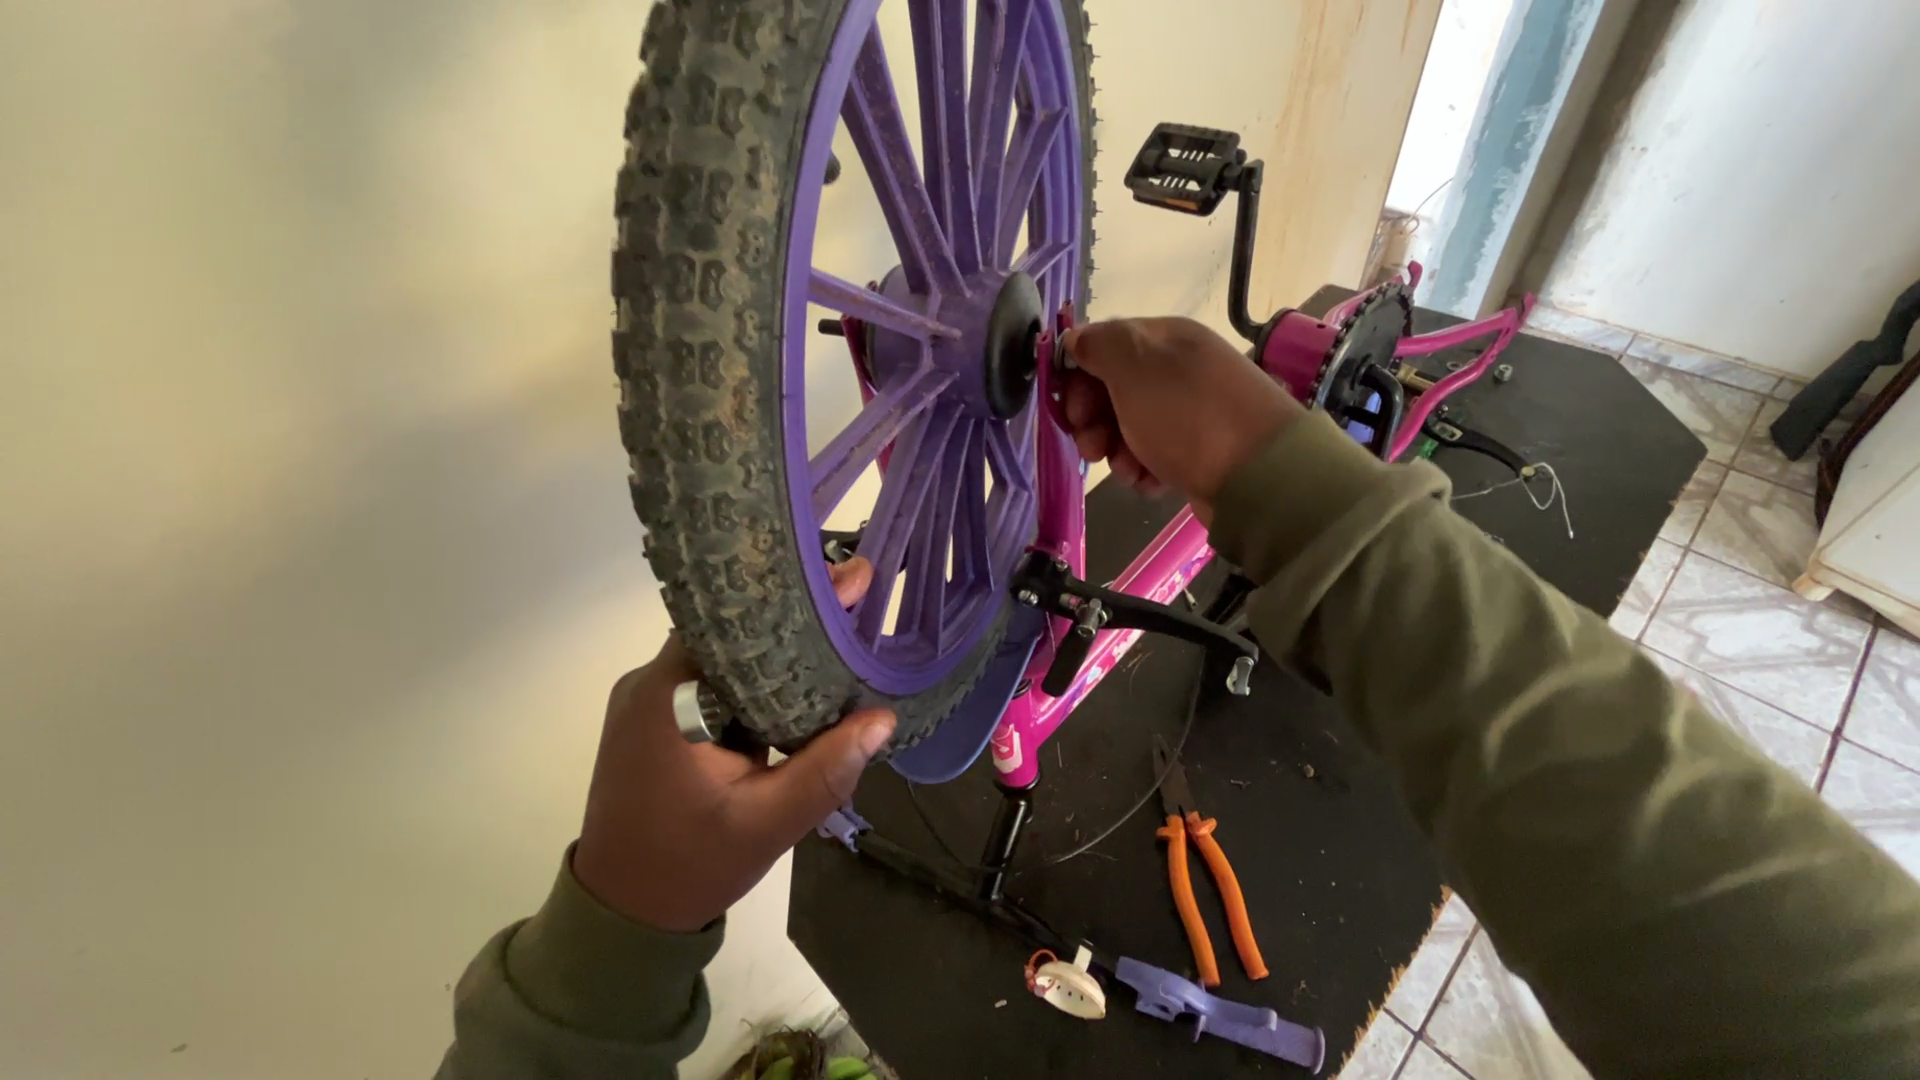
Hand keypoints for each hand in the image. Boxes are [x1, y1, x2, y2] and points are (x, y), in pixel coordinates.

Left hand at [571, 558, 895, 932]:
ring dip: (773, 646)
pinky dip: (754, 675)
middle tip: (853, 601)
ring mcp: (650, 700)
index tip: (845, 582)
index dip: (789, 599)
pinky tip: (798, 680)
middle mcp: (651, 684)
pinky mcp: (657, 718)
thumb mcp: (767, 825)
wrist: (622, 914)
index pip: (730, 620)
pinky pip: (713, 679)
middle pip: (728, 629)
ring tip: (836, 632)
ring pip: (723, 652)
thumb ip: (824, 771)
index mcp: (668, 699)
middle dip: (791, 615)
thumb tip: (882, 718)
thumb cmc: (689, 868)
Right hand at [1060, 317, 1303, 520]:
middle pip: (1111, 390)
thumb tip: (1075, 340)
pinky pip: (1153, 455)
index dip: (1076, 378)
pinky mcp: (1198, 450)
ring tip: (1128, 470)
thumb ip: (1098, 345)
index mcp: (1164, 339)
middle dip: (1092, 422)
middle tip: (1092, 449)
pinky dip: (1144, 470)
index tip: (1070, 412)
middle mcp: (1177, 369)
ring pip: (1128, 427)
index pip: (1101, 347)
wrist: (1259, 476)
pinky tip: (1150, 481)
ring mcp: (1189, 411)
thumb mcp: (1134, 367)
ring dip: (1116, 451)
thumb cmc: (1188, 415)